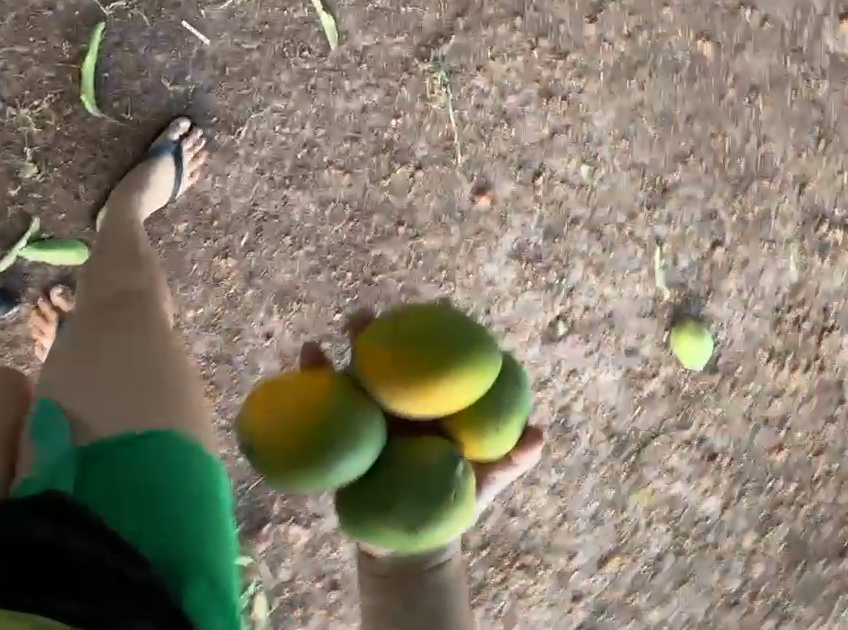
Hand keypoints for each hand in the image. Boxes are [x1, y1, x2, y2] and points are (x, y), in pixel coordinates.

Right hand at [298, 312, 544, 552]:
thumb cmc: (456, 503)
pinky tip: (309, 353)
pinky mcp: (343, 426)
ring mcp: (371, 408)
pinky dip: (314, 371)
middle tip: (378, 312)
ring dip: (351, 340)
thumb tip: (539, 435)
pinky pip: (325, 397)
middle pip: (392, 351)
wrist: (412, 543)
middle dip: (383, 325)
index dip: (442, 326)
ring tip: (347, 322)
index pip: (438, 355)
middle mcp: (402, 395)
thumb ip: (510, 459)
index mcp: (433, 399)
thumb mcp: (486, 481)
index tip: (443, 304)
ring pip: (358, 365)